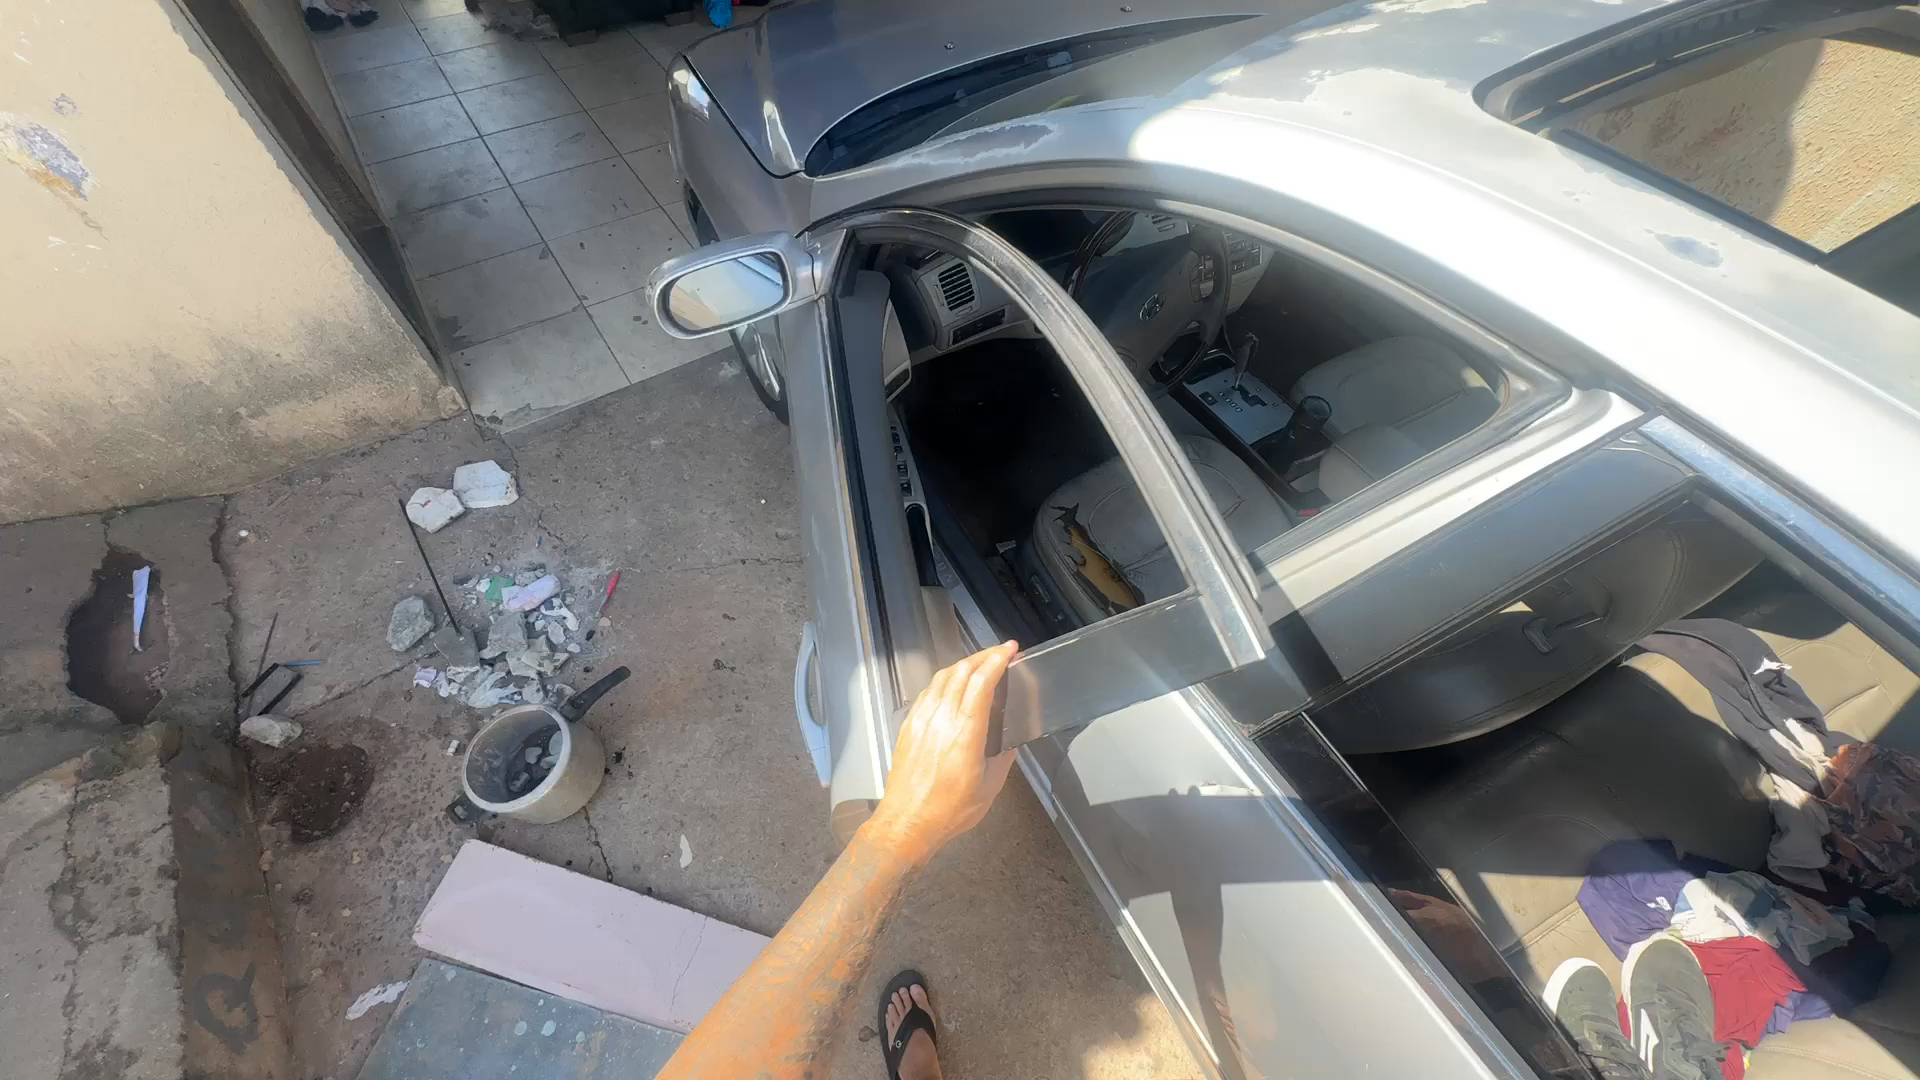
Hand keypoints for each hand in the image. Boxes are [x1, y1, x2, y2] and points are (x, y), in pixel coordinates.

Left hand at [862, 642, 1018, 862]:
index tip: (1010, 649)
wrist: (906, 822)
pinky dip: (945, 680)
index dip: (997, 660)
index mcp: (965, 732)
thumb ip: (1003, 757)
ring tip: (979, 664)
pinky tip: (952, 685)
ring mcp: (921, 718)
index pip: (981, 682)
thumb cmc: (950, 810)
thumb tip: (1009, 740)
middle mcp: (941, 717)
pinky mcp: (909, 724)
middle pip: (961, 672)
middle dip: (983, 656)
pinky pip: (928, 691)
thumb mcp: (989, 787)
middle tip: (1000, 653)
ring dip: (963, 665)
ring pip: (942, 677)